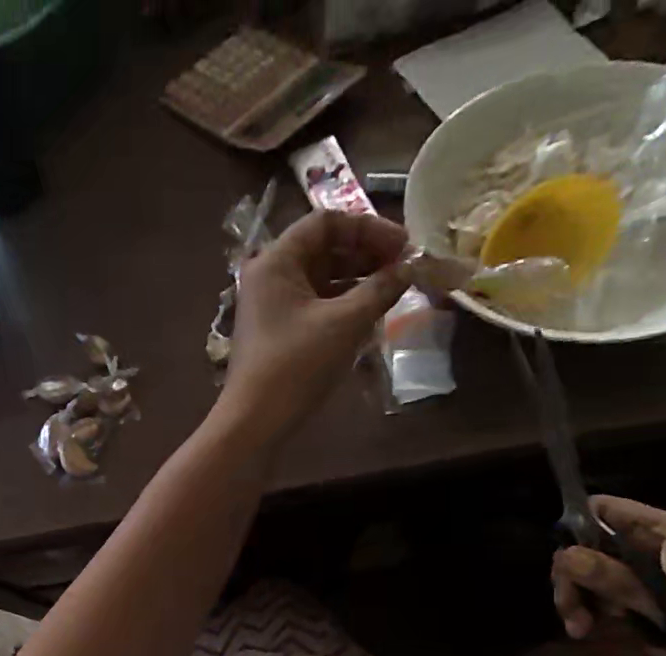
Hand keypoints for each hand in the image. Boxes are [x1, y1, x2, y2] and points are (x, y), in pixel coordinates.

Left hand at [213, 210, 408, 443]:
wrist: (254, 422)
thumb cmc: (296, 366)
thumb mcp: (345, 324)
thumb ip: (380, 289)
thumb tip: (412, 267)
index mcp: (276, 260)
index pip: (327, 222)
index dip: (370, 228)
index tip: (405, 246)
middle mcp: (269, 275)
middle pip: (324, 248)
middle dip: (367, 254)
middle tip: (405, 268)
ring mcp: (272, 304)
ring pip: (322, 277)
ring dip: (358, 279)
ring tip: (394, 289)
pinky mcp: (279, 330)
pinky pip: (316, 303)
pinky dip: (344, 303)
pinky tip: (371, 313)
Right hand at [551, 496, 665, 655]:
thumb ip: (620, 580)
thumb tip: (565, 555)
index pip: (605, 509)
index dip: (575, 529)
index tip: (564, 566)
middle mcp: (651, 543)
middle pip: (587, 542)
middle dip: (572, 575)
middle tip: (568, 610)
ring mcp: (642, 569)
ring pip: (586, 569)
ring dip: (575, 596)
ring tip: (578, 628)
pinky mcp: (636, 594)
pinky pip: (596, 591)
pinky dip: (585, 608)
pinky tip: (584, 629)